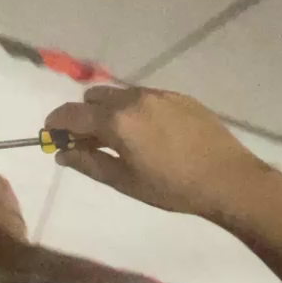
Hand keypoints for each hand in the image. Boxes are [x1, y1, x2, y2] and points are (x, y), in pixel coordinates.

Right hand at [45, 86, 277, 219]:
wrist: (231, 181)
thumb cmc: (173, 188)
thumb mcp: (124, 181)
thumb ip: (88, 163)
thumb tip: (61, 153)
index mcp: (115, 120)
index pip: (71, 113)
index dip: (55, 123)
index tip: (50, 135)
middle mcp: (133, 98)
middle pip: (93, 97)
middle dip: (84, 116)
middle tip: (89, 141)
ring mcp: (158, 94)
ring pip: (119, 95)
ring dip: (110, 111)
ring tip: (123, 138)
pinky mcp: (180, 97)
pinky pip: (145, 97)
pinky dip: (136, 110)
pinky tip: (152, 134)